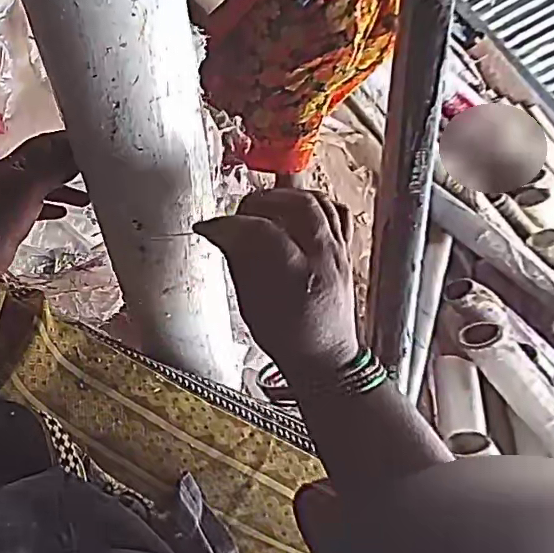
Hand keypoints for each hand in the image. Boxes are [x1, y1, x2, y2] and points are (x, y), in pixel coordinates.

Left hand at [0, 132, 86, 284]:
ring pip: (44, 185)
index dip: (65, 141)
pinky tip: (63, 211)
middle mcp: (12, 179)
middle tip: (91, 165)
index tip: (87, 142)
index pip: (43, 145)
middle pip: (45, 164)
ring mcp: (12, 198)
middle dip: (68, 163)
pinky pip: (39, 204)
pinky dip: (53, 204)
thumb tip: (73, 150)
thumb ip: (53, 167)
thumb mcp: (31, 187)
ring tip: (86, 192)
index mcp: (13, 166)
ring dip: (65, 186)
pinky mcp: (15, 218)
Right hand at [194, 189, 359, 378]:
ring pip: (318, 202)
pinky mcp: (344, 250)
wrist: (324, 356)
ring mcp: (338, 251)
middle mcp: (324, 257)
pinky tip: (293, 208)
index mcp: (297, 273)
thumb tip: (221, 232)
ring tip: (262, 205)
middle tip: (237, 213)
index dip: (228, 223)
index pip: (261, 228)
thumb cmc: (287, 336)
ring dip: (285, 196)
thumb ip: (239, 259)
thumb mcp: (250, 301)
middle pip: (296, 205)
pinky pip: (336, 211)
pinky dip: (312, 201)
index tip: (208, 226)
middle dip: (259, 201)